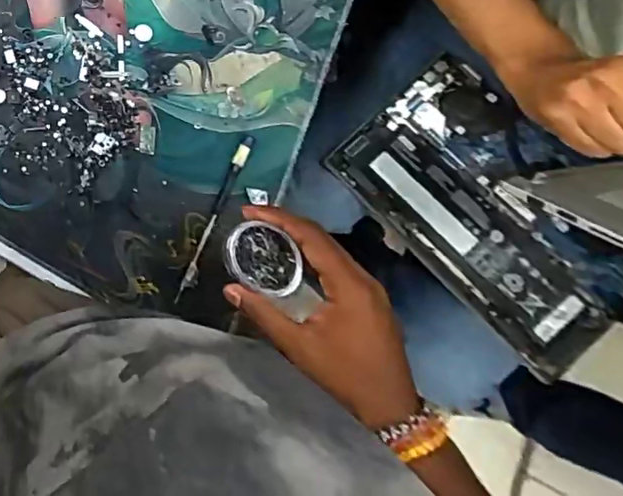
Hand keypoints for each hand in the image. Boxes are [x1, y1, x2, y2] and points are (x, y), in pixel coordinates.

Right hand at [225, 206, 420, 428]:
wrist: (393, 411)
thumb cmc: (345, 376)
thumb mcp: (298, 346)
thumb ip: (263, 313)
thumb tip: (230, 288)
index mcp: (349, 285)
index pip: (311, 237)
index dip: (279, 218)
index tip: (249, 211)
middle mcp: (364, 279)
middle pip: (322, 237)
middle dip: (286, 221)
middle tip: (253, 216)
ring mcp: (371, 289)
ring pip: (331, 248)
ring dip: (299, 235)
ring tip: (268, 230)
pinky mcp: (371, 298)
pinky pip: (337, 262)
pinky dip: (312, 251)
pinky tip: (294, 256)